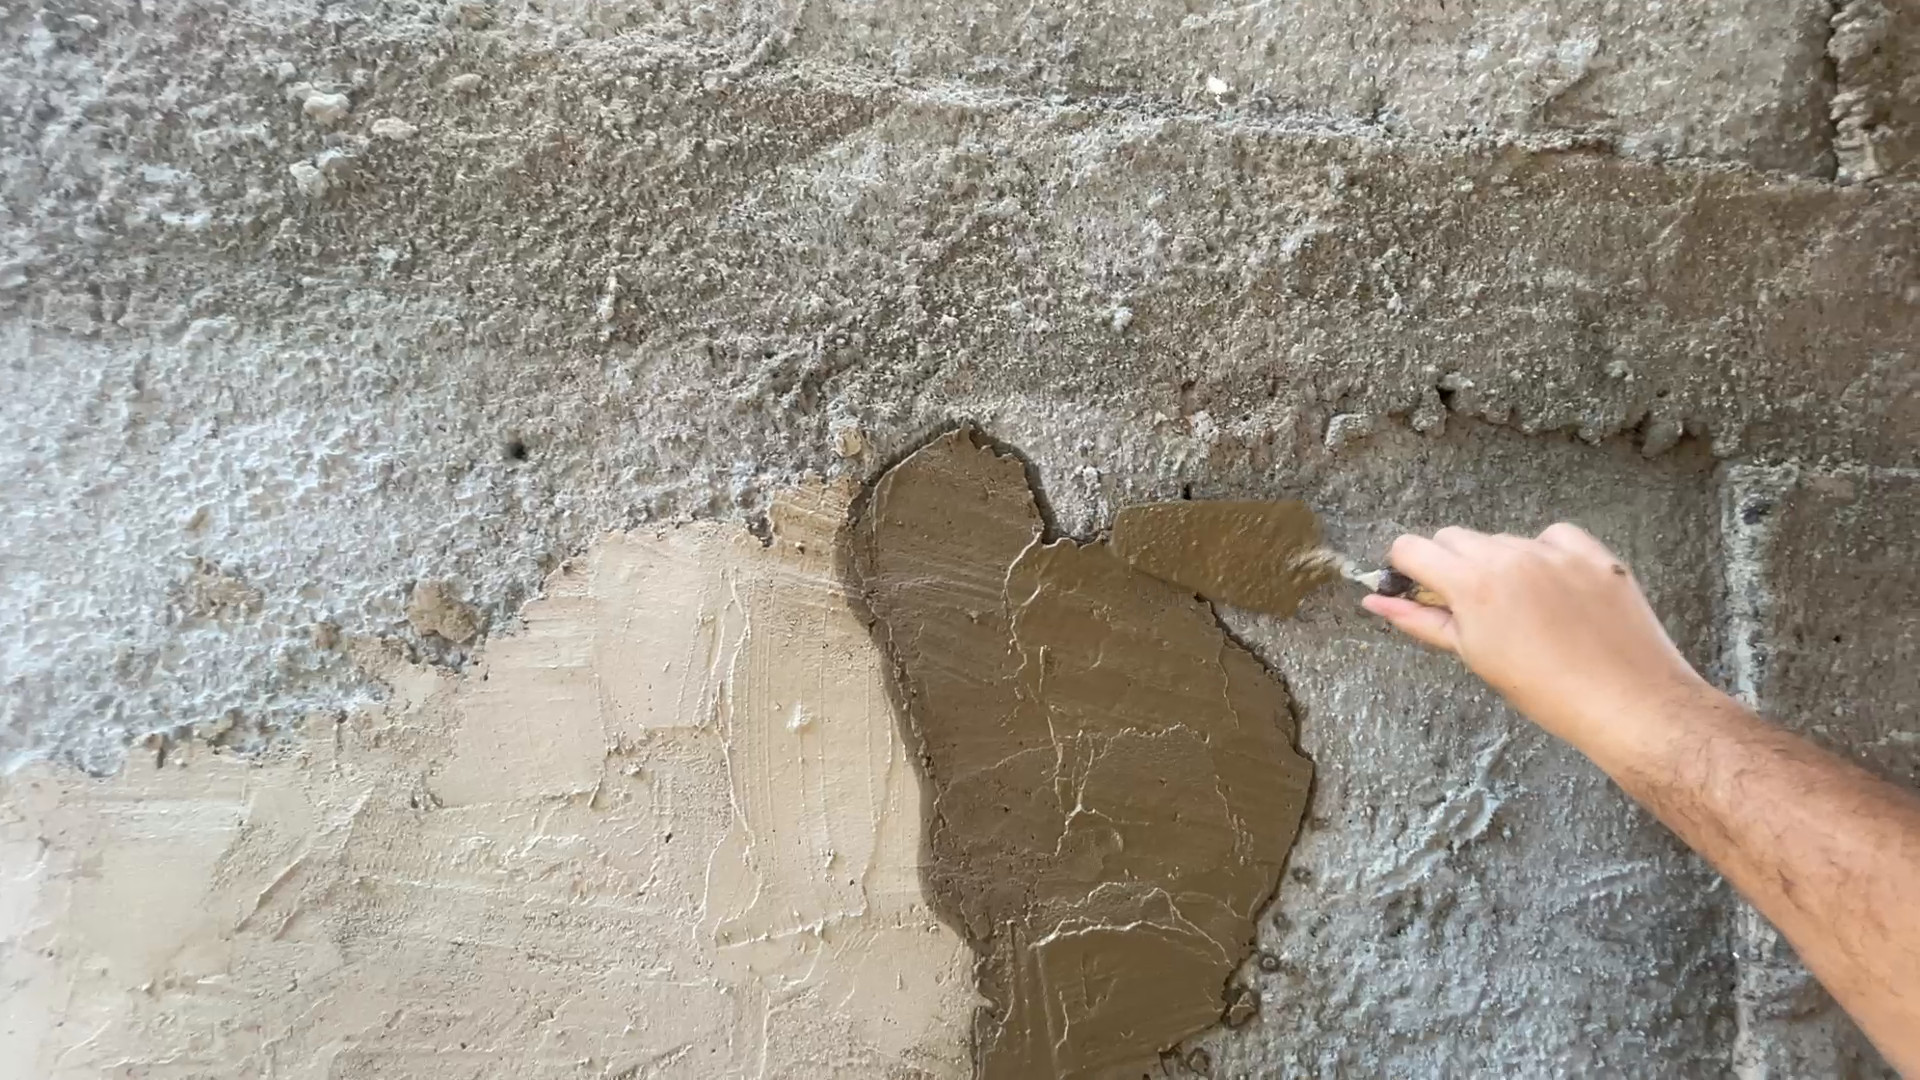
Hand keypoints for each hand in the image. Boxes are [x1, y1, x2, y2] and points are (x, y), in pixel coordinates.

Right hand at [1361, 524, 1714, 754]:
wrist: (1629, 703)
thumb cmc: (1541, 688)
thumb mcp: (1469, 654)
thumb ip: (1417, 620)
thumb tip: (1374, 601)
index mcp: (1471, 583)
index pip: (1409, 547)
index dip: (1403, 567)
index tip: (1414, 587)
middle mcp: (1509, 557)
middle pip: (1452, 537)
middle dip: (1447, 563)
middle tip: (1465, 602)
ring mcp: (1554, 553)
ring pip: (1499, 539)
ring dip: (1494, 561)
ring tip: (1517, 603)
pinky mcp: (1594, 555)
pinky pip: (1553, 535)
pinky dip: (1543, 552)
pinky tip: (1551, 584)